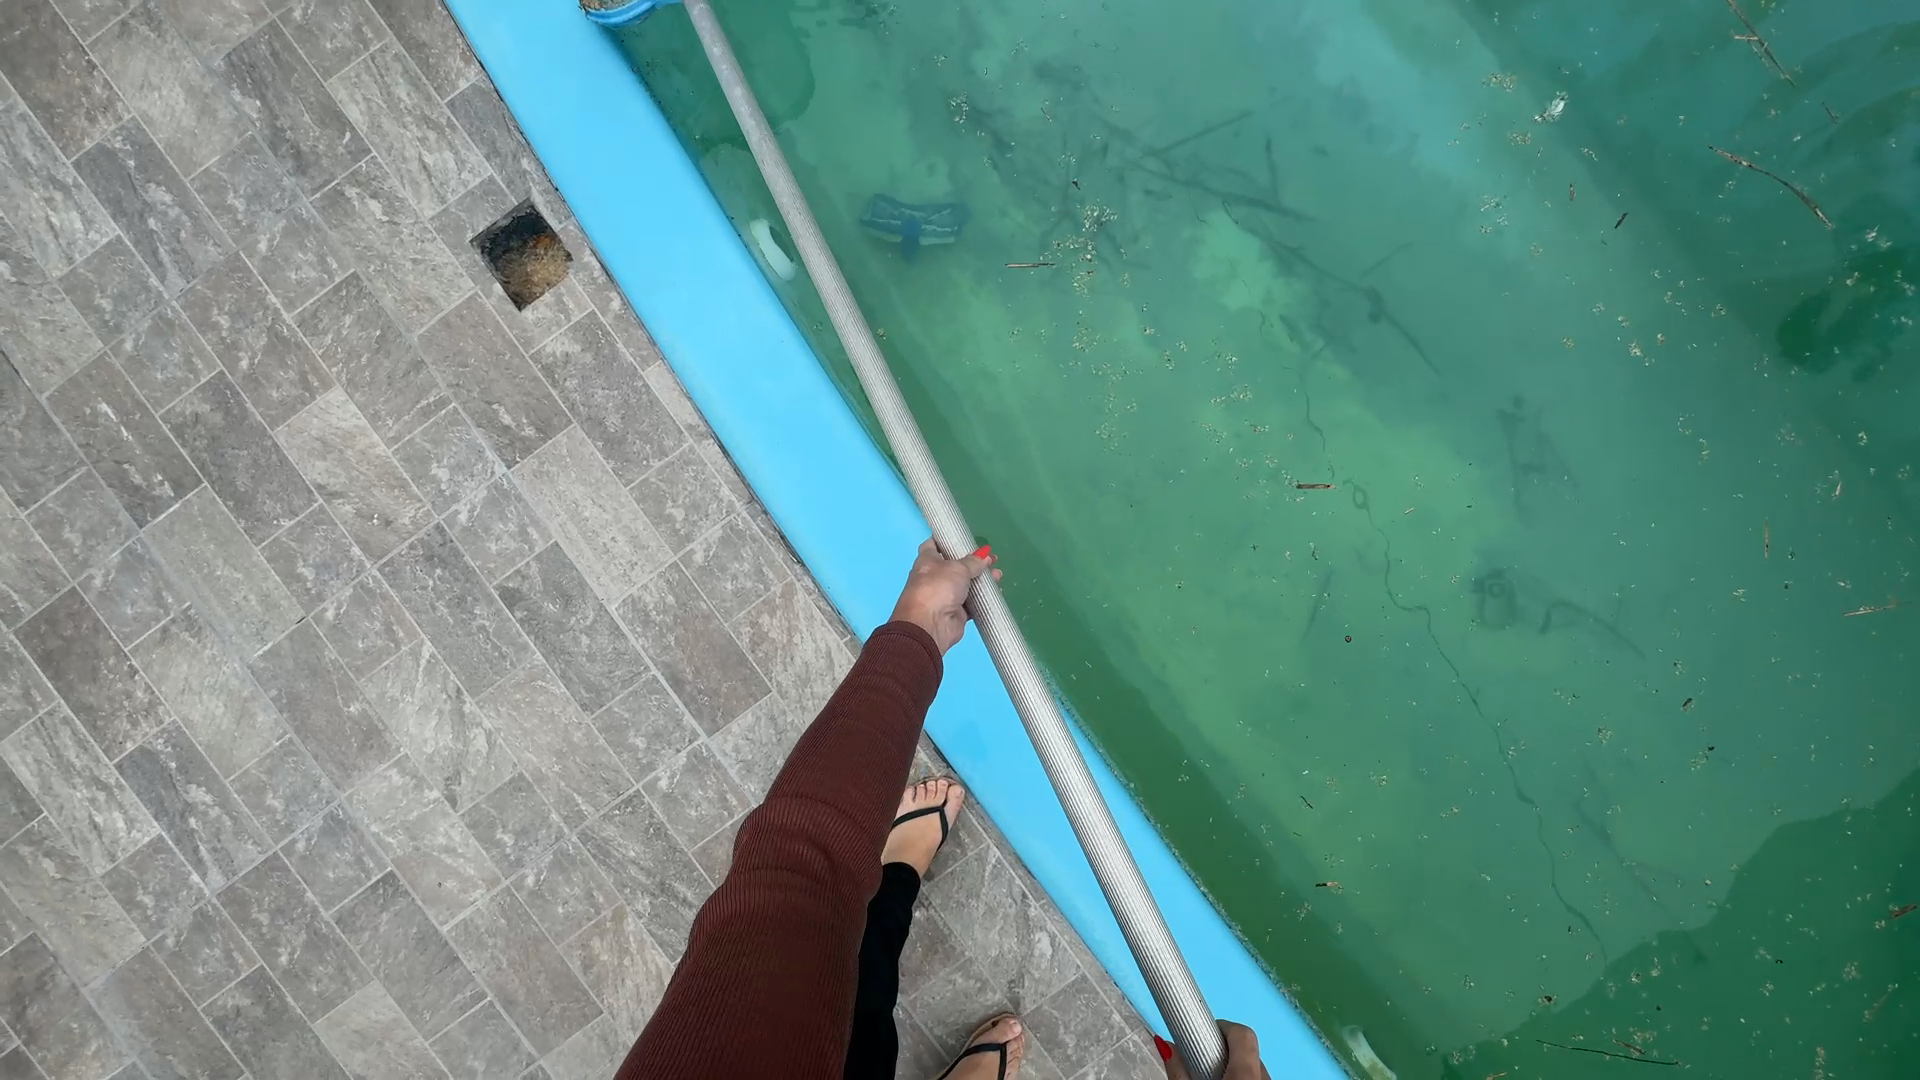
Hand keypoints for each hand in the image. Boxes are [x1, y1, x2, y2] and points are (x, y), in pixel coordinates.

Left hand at [889, 538, 997, 653]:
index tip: (964, 538)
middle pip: (955, 566)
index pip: (934, 545)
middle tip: (991, 559)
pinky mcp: (955, 612)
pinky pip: (971, 603)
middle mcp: (934, 577)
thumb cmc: (938, 587)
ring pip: (965, 585)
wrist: (930, 625)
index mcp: (927, 561)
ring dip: (981, 580)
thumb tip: (984, 555)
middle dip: (973, 562)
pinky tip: (996, 591)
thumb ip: (973, 561)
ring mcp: (944, 596)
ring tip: (998, 575)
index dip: (947, 540)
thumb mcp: (957, 568)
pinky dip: (983, 598)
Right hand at [1160, 1022, 1268, 1079]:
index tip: (1204, 1033)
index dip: (1222, 1028)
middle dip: (1226, 1052)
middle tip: (1206, 1066)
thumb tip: (1165, 1044)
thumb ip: (1179, 1071)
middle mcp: (1265, 1078)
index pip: (1241, 1032)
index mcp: (1245, 1074)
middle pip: (1248, 1050)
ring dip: (1238, 1069)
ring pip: (1256, 1068)